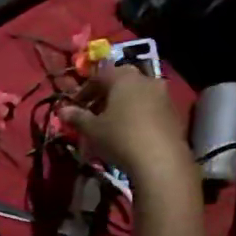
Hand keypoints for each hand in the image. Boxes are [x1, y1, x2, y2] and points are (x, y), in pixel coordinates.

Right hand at [61, 65, 193, 186]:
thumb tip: (61, 110)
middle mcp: (146, 79)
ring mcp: (163, 95)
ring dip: (123, 107)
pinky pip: (150, 109)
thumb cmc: (120, 138)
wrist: (160, 160)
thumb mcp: (92, 130)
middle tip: (94, 115)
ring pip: (137, 96)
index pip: (99, 76)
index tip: (75, 106)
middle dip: (105, 97)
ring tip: (112, 126)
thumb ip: (77, 117)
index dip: (84, 91)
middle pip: (121, 83)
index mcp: (123, 77)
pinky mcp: (173, 113)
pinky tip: (131, 134)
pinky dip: (138, 116)